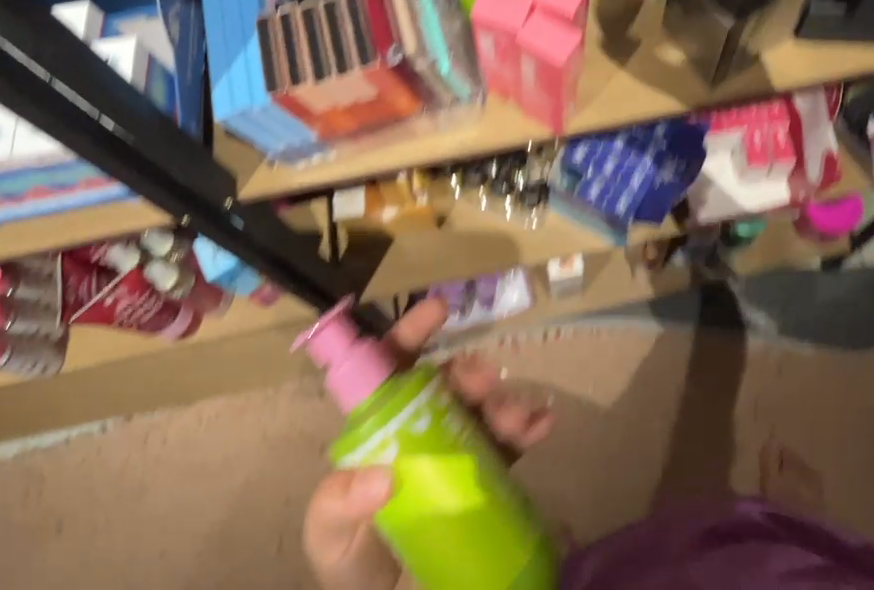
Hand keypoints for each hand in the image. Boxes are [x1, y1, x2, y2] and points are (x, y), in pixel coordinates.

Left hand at [302, 299, 554, 589]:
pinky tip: (543, 425)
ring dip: (504, 402)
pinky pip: (512, 446)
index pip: (393, 369)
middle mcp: (423, 431)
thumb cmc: (354, 565)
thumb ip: (338, 505)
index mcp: (382, 430)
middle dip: (468, 372)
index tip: (439, 310)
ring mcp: (459, 454)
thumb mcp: (330, 534)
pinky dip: (531, 428)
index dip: (412, 333)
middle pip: (447, 386)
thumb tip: (383, 475)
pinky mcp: (490, 482)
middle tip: (484, 379)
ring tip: (520, 418)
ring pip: (483, 409)